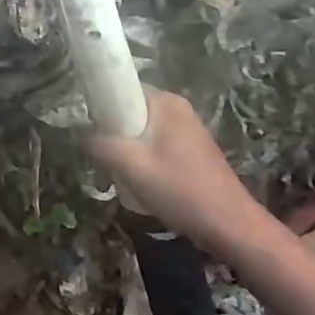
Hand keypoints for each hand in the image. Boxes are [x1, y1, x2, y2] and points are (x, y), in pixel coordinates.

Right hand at [90, 86, 264, 247]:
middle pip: (130, 110)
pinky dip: (143, 158)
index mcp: (166, 102)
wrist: (232, 228)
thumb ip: (100, 143)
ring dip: (127, 148)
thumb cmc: (180, 190)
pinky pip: (155, 143)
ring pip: (141, 129)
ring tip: (122, 172)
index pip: (121, 87)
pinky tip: (142, 181)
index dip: (100, 103)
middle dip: (113, 131)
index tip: (89, 127)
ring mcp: (187, 129)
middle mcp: (178, 108)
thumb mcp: (130, 165)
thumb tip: (82, 133)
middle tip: (105, 156)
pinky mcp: (191, 149)